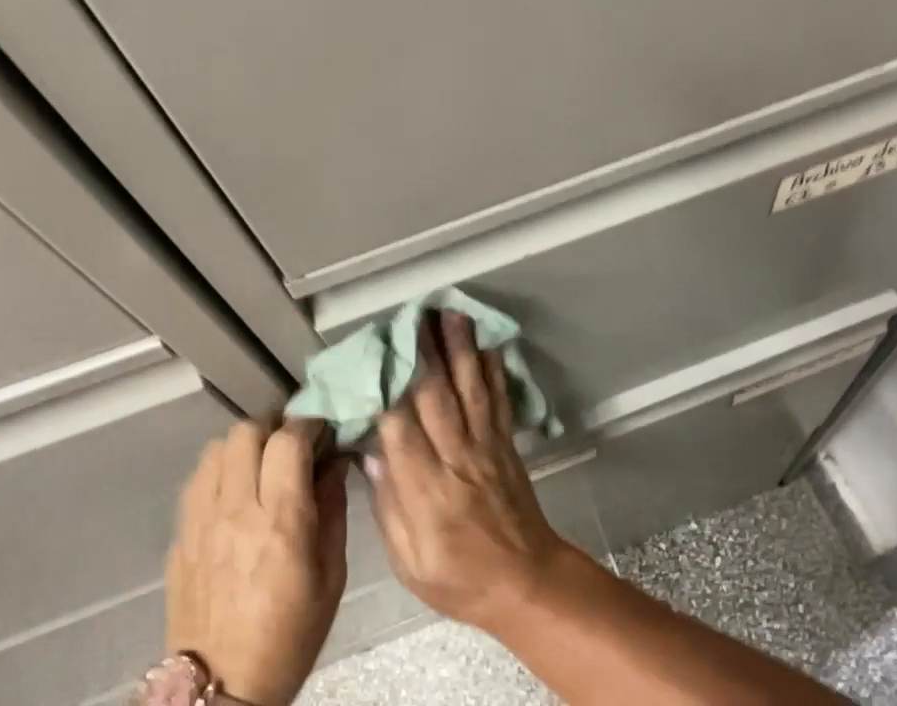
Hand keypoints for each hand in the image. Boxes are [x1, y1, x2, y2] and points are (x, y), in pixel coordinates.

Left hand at [166, 419, 349, 705]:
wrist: (223, 684)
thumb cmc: (291, 633)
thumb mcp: (331, 575)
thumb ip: (333, 509)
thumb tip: (335, 462)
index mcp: (280, 520)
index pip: (289, 440)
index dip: (310, 425)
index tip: (324, 432)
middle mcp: (235, 509)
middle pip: (247, 432)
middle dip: (275, 427)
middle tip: (292, 445)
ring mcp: (200, 520)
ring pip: (216, 447)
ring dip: (244, 445)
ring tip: (261, 464)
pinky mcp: (179, 534)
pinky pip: (197, 479)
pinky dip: (219, 470)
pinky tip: (234, 490)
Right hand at [366, 310, 574, 632]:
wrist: (526, 583)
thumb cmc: (459, 579)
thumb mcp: (408, 561)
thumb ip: (388, 505)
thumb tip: (370, 450)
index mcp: (427, 492)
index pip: (400, 428)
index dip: (385, 388)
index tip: (371, 354)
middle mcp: (458, 460)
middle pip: (437, 398)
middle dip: (422, 353)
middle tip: (409, 316)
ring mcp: (487, 448)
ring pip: (471, 390)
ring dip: (460, 349)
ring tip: (450, 313)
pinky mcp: (506, 445)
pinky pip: (500, 400)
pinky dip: (495, 369)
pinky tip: (489, 342)